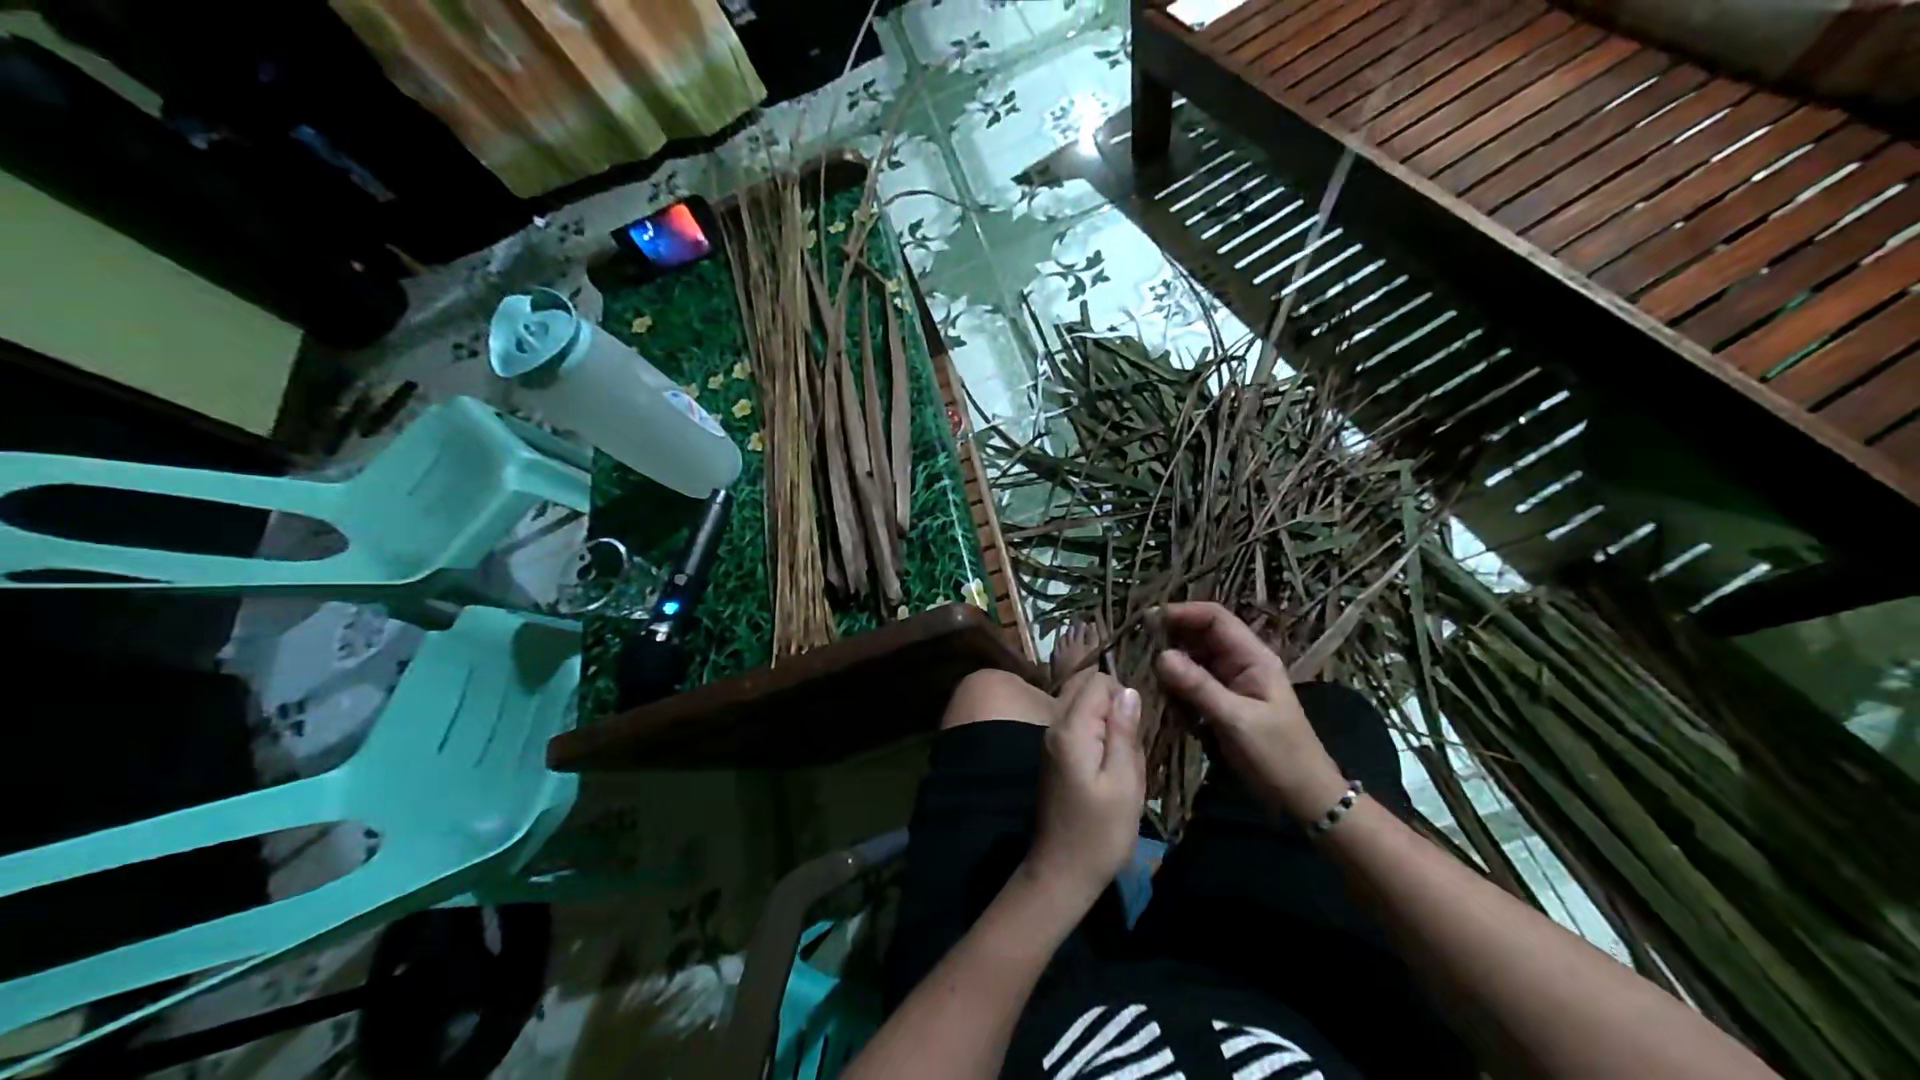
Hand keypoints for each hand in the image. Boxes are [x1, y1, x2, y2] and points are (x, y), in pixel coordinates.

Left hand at [1024, 673, 1145, 905]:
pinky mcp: (1056, 756)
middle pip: (1088, 690)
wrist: (1063, 871)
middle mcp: (1055, 727)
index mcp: (1069, 730)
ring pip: (1088, 710)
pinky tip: (1112, 774)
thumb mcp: (1124, 783)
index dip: (1124, 697)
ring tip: (1123, 768)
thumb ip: (1125, 733)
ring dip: (1111, 729)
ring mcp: (1052, 742)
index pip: (1097, 681)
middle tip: (1131, 750)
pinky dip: (1101, 742)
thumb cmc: (1100, 832)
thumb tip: (1130, 690)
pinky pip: (1082, 730)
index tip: (1137, 730)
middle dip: (1116, 710)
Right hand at [1152, 602, 1347, 822]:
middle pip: (1201, 636)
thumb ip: (1198, 686)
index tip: (1149, 620)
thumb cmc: (1278, 755)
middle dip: (1171, 636)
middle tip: (1136, 644)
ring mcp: (1232, 684)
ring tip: (1142, 669)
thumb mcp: (1236, 720)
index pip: (1215, 618)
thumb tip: (1160, 655)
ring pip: (1194, 660)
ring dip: (1171, 663)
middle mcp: (1241, 663)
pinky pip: (1193, 684)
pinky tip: (1159, 694)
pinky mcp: (1223, 704)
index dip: (1183, 612)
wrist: (1305, 798)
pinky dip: (1176, 686)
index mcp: (1253, 657)